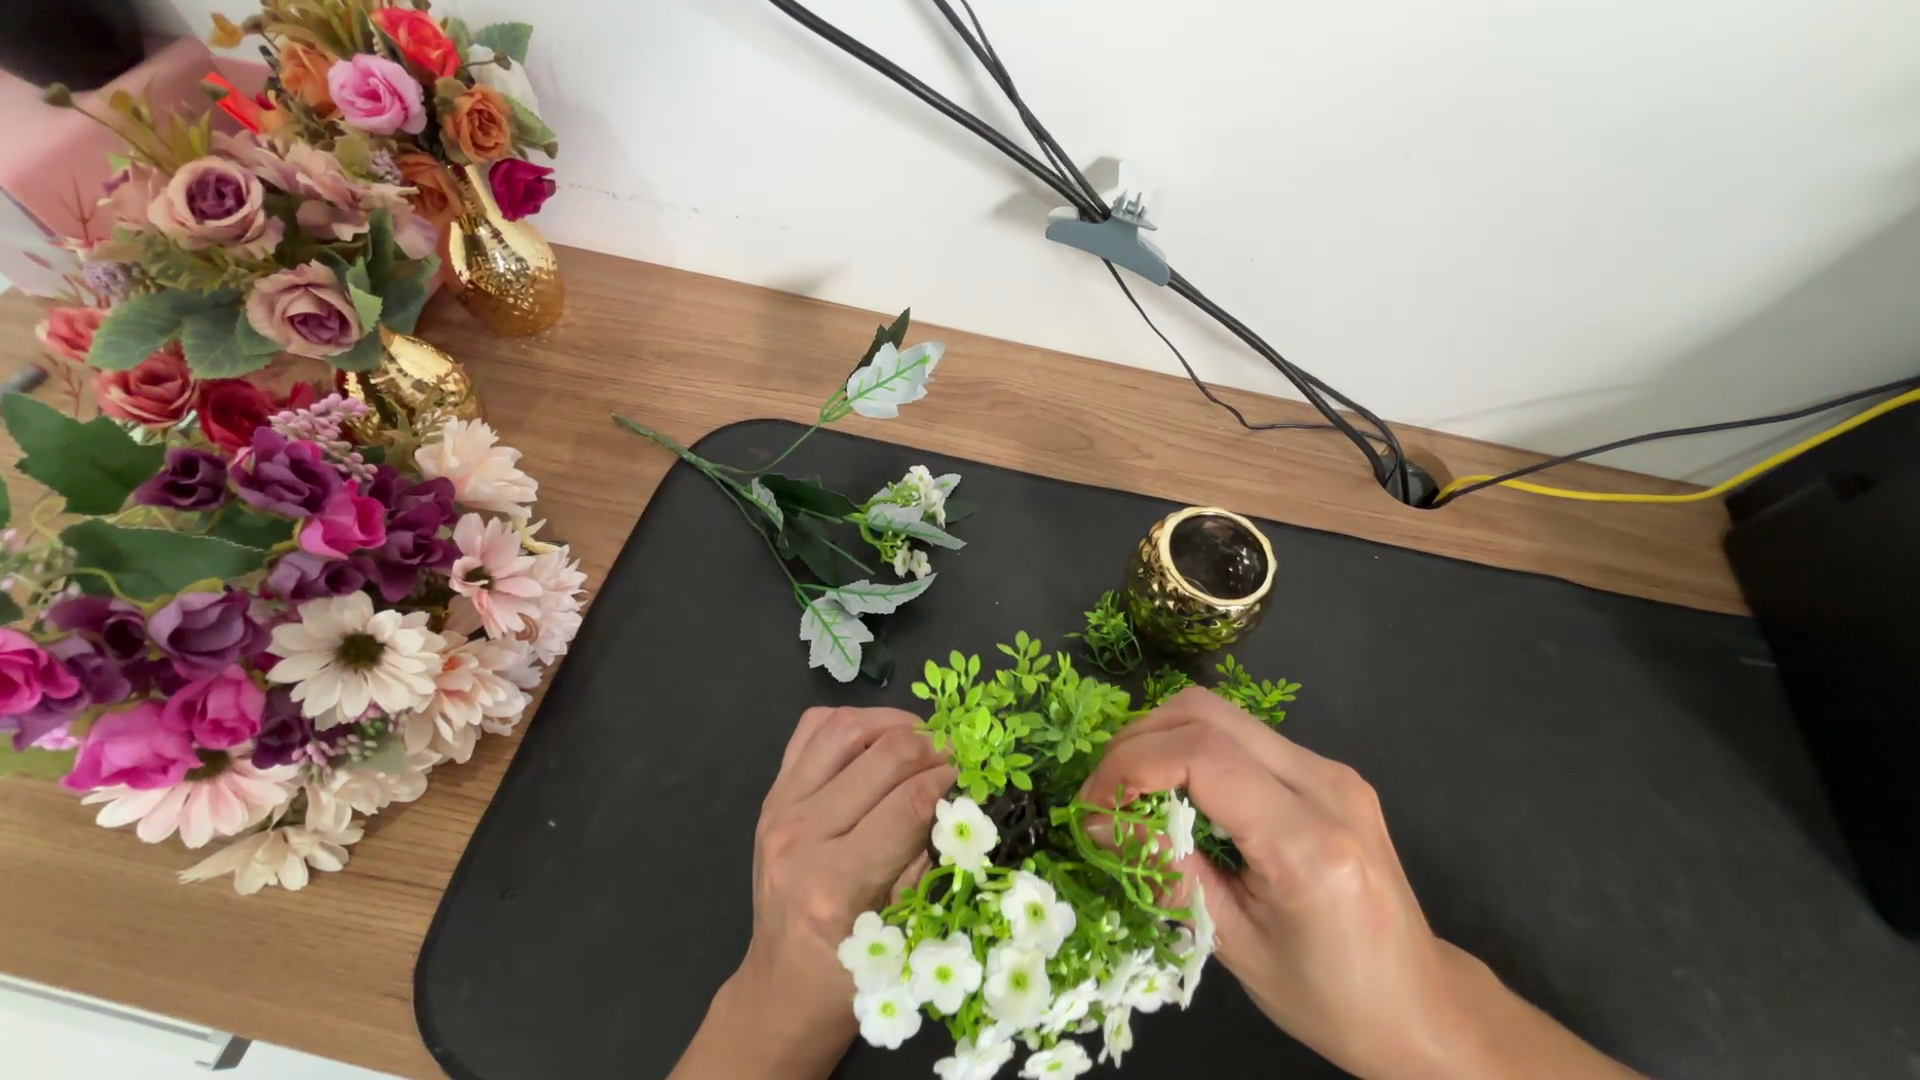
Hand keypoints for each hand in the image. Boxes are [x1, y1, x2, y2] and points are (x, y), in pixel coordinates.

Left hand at [671, 706, 954, 1079]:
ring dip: (892, 722)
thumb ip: (926, 857)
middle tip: (955, 752)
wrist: (781, 987)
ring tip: (921, 737)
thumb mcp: (904, 930)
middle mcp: (800, 837)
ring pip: (843, 729)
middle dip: (929, 746)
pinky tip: (877, 737)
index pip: (906, 803)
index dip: (946, 778)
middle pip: (880, 757)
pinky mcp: (771, 796)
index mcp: (835, 883)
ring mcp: (779, 810)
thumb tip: (957, 796)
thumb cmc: (850, 974)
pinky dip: (850, 721)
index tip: (971, 772)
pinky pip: (811, 731)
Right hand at [1080, 688, 1641, 1079]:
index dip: (1131, 767)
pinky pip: (1241, 736)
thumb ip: (1166, 870)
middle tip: (1102, 795)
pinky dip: (1190, 750)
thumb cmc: (1328, 997)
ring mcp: (1331, 770)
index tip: (1093, 808)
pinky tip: (1174, 793)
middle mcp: (1326, 785)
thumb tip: (1099, 822)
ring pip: (1220, 713)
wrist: (1422, 1008)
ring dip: (1159, 740)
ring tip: (1129, 792)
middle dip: (1135, 742)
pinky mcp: (1326, 771)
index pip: (1203, 756)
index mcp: (1309, 842)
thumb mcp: (1232, 944)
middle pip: (1206, 713)